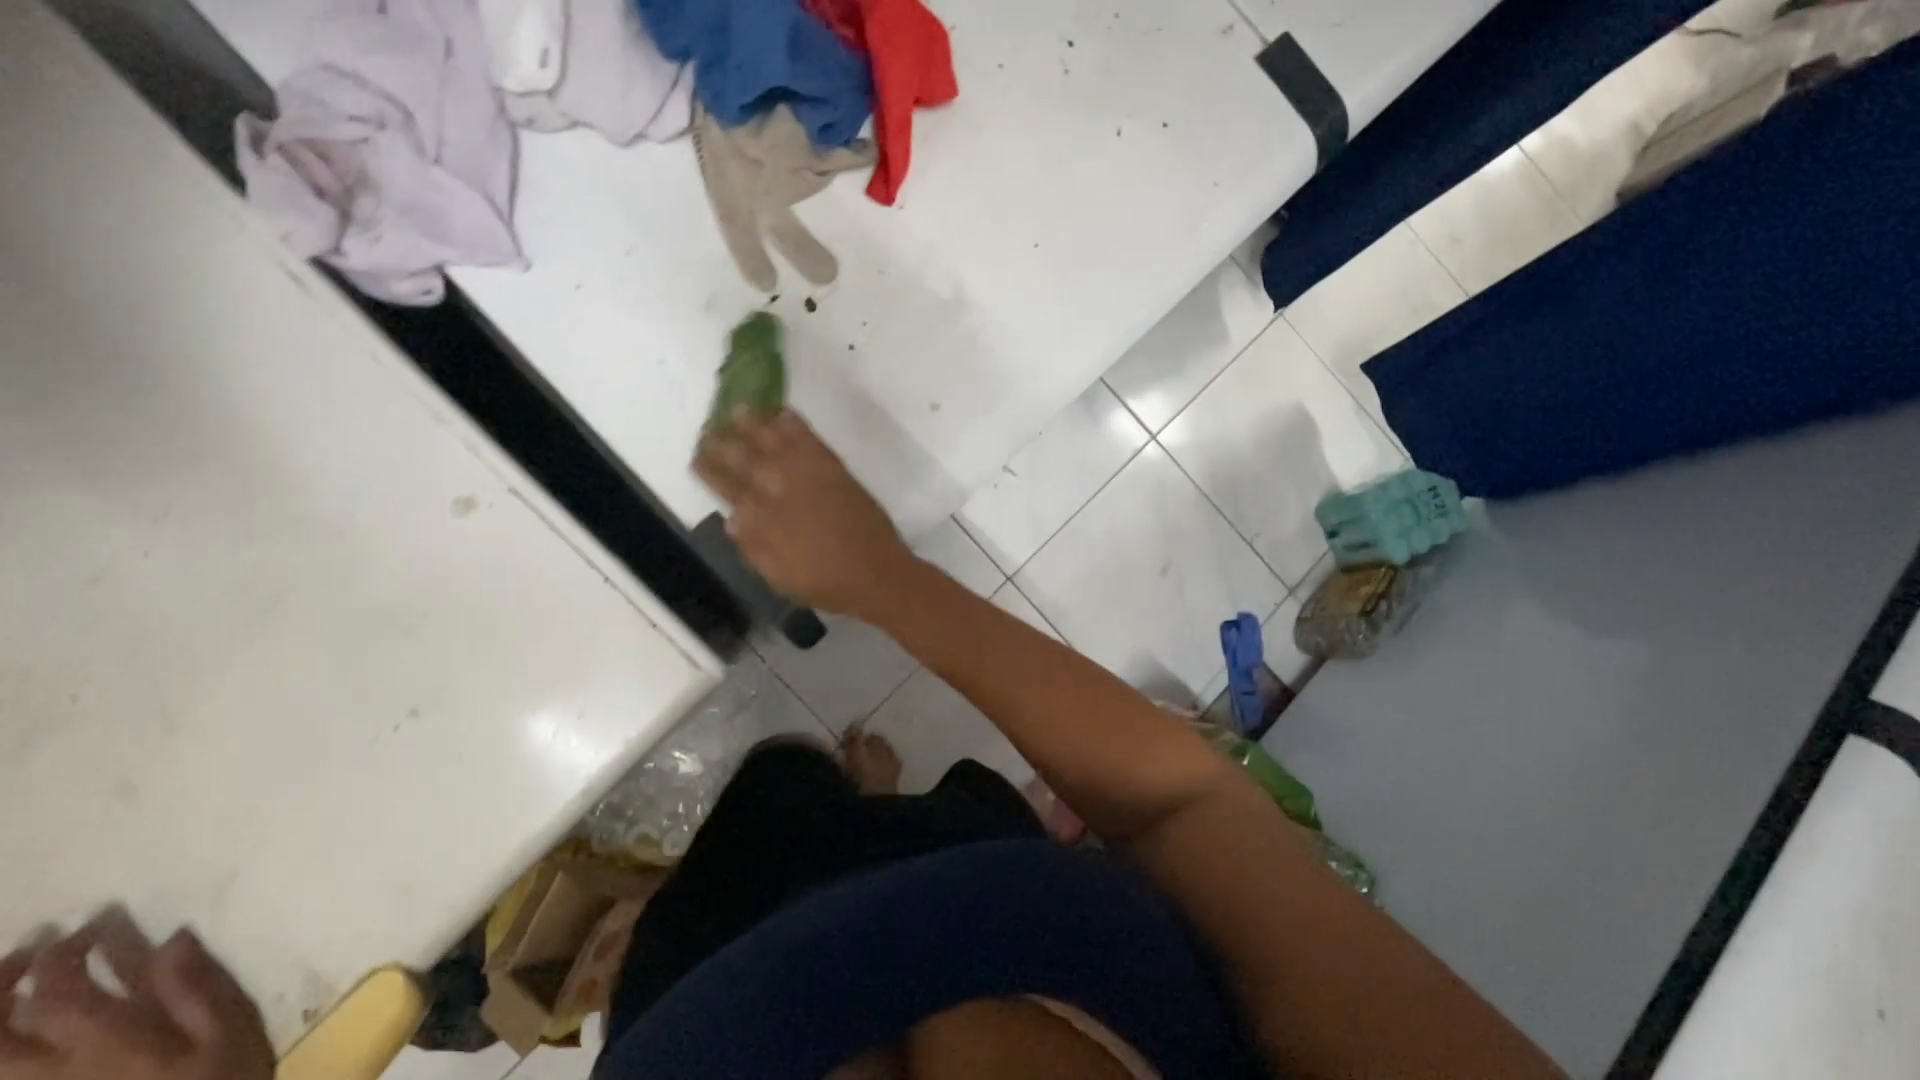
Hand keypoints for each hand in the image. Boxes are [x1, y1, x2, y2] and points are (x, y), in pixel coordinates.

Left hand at [1, 912, 273, 1079]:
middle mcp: (52, 1071)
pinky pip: (9, 1072)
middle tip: (32, 949)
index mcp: (104, 1045)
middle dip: (4, 980)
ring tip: (15, 987)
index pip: (59, 989)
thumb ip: (195, 989)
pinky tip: (22, 1035)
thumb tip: (174, 937)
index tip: (95, 924)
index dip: (68, 949)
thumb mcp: (225, 1036)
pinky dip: (9, 1050)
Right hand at [694, 407, 915, 616]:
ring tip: (739, 408)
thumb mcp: (778, 576)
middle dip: (725, 441)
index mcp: (763, 518)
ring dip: (755, 423)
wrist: (875, 572)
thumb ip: (752, 546)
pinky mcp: (834, 468)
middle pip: (746, 458)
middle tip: (710, 427)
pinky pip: (810, 439)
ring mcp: (809, 475)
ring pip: (775, 441)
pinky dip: (795, 424)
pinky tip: (783, 413)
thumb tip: (731, 519)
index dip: (710, 471)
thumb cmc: (824, 582)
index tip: (696, 458)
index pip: (729, 487)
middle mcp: (781, 489)